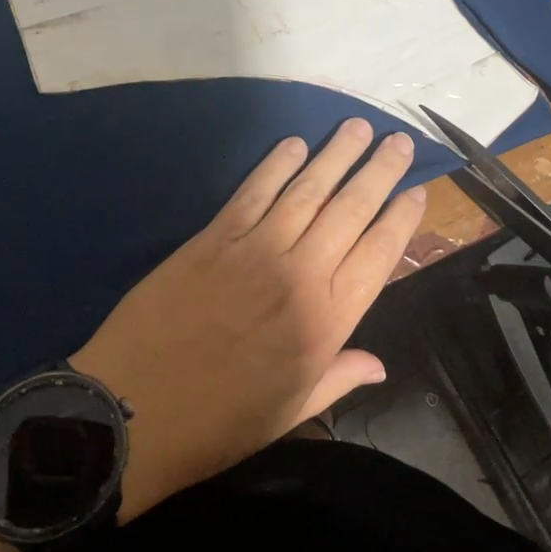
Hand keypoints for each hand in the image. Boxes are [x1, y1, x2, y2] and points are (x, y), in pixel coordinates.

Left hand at [69, 118, 426, 520]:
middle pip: (351, 209)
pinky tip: (295, 145)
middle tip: (398, 140)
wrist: (133, 414)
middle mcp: (301, 274)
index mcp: (326, 321)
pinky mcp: (214, 237)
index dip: (401, 218)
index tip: (417, 190)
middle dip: (380, 171)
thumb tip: (380, 363)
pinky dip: (276, 165)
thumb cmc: (219, 423)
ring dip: (336, 154)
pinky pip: (254, 191)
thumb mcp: (290, 412)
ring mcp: (256, 250)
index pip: (379, 255)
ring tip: (358, 128)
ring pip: (308, 190)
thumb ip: (338, 378)